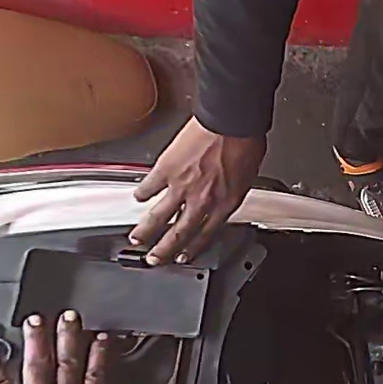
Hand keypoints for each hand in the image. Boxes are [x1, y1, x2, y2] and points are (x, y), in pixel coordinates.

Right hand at [130, 117, 267, 264]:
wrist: (233, 124)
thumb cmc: (246, 144)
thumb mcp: (246, 178)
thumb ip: (229, 192)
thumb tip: (221, 197)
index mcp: (226, 203)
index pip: (207, 234)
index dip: (194, 248)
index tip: (184, 257)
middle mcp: (203, 200)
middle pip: (180, 231)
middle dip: (165, 249)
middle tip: (154, 259)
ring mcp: (182, 186)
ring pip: (160, 216)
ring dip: (146, 230)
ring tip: (137, 239)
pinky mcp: (166, 169)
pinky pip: (149, 187)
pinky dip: (142, 194)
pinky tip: (137, 198)